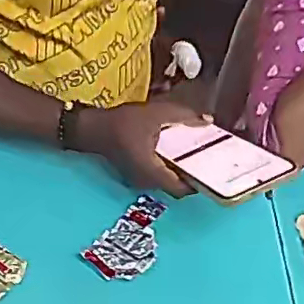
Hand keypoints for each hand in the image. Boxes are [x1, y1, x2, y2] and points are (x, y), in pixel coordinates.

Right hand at [74, 101, 202, 197]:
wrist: (92, 129)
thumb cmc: (122, 124)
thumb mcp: (156, 114)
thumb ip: (183, 116)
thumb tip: (208, 120)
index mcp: (153, 172)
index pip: (181, 189)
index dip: (199, 183)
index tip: (212, 171)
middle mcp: (147, 181)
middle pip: (175, 186)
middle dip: (191, 175)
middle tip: (207, 159)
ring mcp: (139, 179)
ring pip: (166, 180)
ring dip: (179, 170)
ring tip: (194, 153)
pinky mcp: (135, 172)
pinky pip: (157, 174)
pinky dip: (168, 166)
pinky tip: (174, 150)